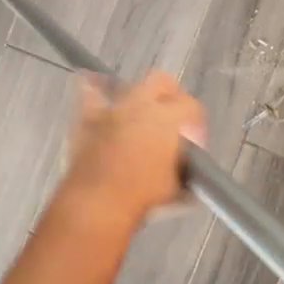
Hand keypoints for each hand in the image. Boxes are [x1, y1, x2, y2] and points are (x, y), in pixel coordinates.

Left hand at [61, 71, 204, 225]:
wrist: (99, 202)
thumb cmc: (144, 196)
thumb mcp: (179, 187)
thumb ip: (186, 170)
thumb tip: (189, 170)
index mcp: (169, 119)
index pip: (192, 107)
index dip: (197, 124)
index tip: (195, 142)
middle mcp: (142, 105)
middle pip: (162, 82)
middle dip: (170, 95)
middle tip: (171, 119)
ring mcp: (112, 109)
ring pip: (128, 87)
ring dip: (137, 100)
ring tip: (139, 116)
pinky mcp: (87, 118)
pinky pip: (90, 94)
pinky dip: (95, 92)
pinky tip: (96, 93)